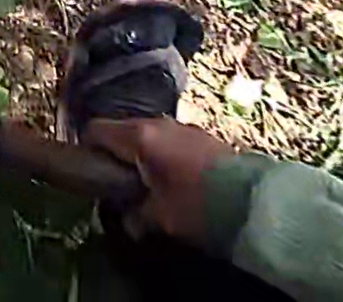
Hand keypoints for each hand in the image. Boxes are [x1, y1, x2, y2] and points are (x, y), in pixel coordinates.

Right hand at [84, 117, 236, 240]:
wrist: (255, 201)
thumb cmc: (199, 206)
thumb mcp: (161, 217)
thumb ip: (136, 215)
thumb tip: (126, 219)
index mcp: (138, 136)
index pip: (96, 129)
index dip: (87, 146)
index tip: (88, 167)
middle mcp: (155, 123)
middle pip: (121, 129)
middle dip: (116, 152)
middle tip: (117, 180)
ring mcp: (179, 125)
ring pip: (146, 133)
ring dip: (140, 152)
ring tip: (147, 180)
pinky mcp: (199, 134)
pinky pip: (167, 138)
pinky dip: (162, 152)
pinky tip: (172, 176)